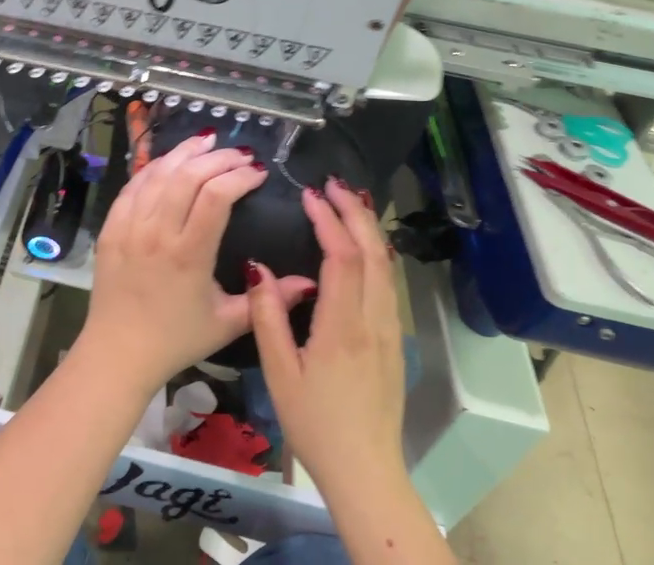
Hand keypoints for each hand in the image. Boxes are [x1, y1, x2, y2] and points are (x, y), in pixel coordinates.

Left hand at [77, 130, 314, 392]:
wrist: (119, 351)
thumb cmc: (177, 339)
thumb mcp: (228, 324)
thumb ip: (267, 300)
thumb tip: (310, 283)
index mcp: (188, 254)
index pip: (216, 196)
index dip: (240, 176)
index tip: (259, 173)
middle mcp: (157, 232)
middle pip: (188, 176)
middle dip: (218, 158)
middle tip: (240, 154)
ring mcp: (129, 227)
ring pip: (158, 174)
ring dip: (185, 153)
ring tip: (208, 142)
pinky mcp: (110, 228)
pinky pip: (132, 187)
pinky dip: (153, 168)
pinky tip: (169, 161)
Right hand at [248, 178, 407, 489]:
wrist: (366, 469)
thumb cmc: (315, 424)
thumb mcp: (280, 373)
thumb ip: (269, 318)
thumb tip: (258, 269)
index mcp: (344, 326)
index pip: (343, 257)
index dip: (328, 220)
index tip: (309, 195)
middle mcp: (375, 320)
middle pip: (374, 252)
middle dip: (355, 212)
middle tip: (333, 184)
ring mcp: (391, 330)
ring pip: (387, 266)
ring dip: (369, 229)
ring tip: (348, 203)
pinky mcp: (395, 341)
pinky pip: (389, 283)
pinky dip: (376, 253)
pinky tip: (363, 248)